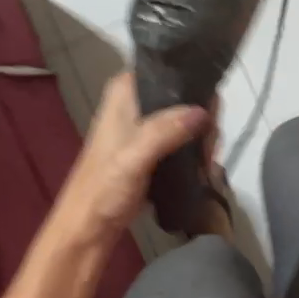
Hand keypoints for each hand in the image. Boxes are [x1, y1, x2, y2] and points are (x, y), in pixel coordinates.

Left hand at [52, 73, 209, 243]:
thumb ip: (165, 131)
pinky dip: (196, 150)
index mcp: (126, 90)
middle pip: (185, 95)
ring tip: (206, 165)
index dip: (195, 84)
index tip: (210, 114)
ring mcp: (145, 124)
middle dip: (204, 120)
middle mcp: (136, 100)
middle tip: (208, 151)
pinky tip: (203, 168)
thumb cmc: (103, 190)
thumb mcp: (134, 157)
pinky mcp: (153, 147)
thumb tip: (204, 113)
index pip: (169, 68)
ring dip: (203, 139)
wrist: (88, 228)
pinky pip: (184, 138)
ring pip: (188, 117)